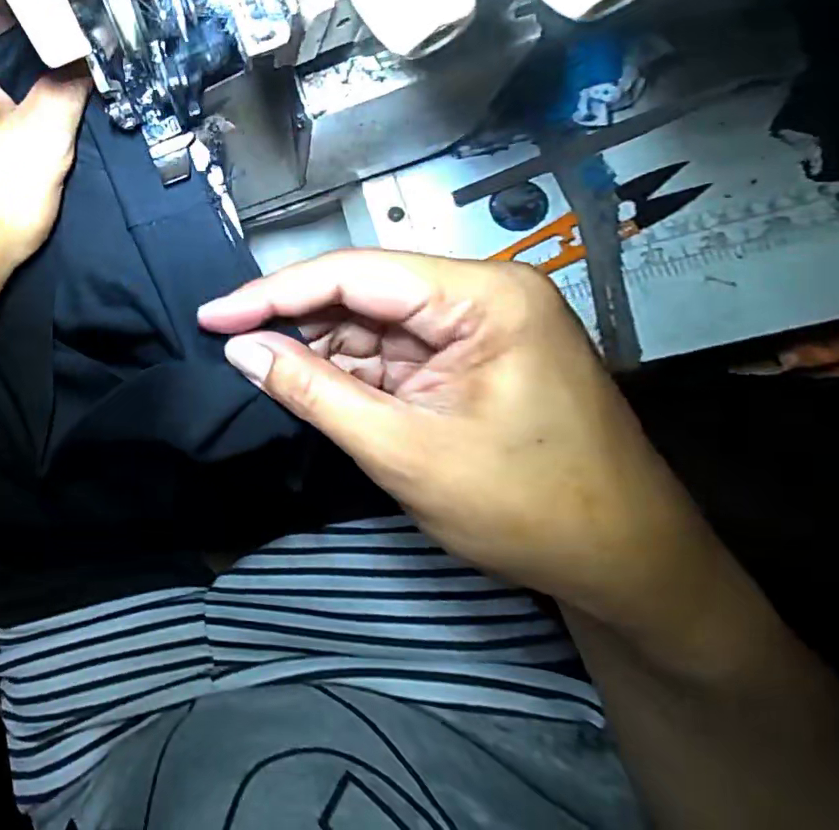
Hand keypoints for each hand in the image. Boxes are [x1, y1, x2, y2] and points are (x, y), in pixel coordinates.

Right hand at [196, 249, 723, 634]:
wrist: (626, 564)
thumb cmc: (525, 508)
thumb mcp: (404, 450)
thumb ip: (315, 391)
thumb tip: (241, 349)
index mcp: (482, 295)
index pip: (356, 274)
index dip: (273, 292)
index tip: (212, 314)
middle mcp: (483, 293)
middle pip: (365, 292)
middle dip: (297, 322)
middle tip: (231, 345)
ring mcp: (481, 324)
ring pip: (376, 322)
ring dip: (322, 349)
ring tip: (265, 370)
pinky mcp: (475, 355)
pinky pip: (398, 350)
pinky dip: (354, 371)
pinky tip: (315, 384)